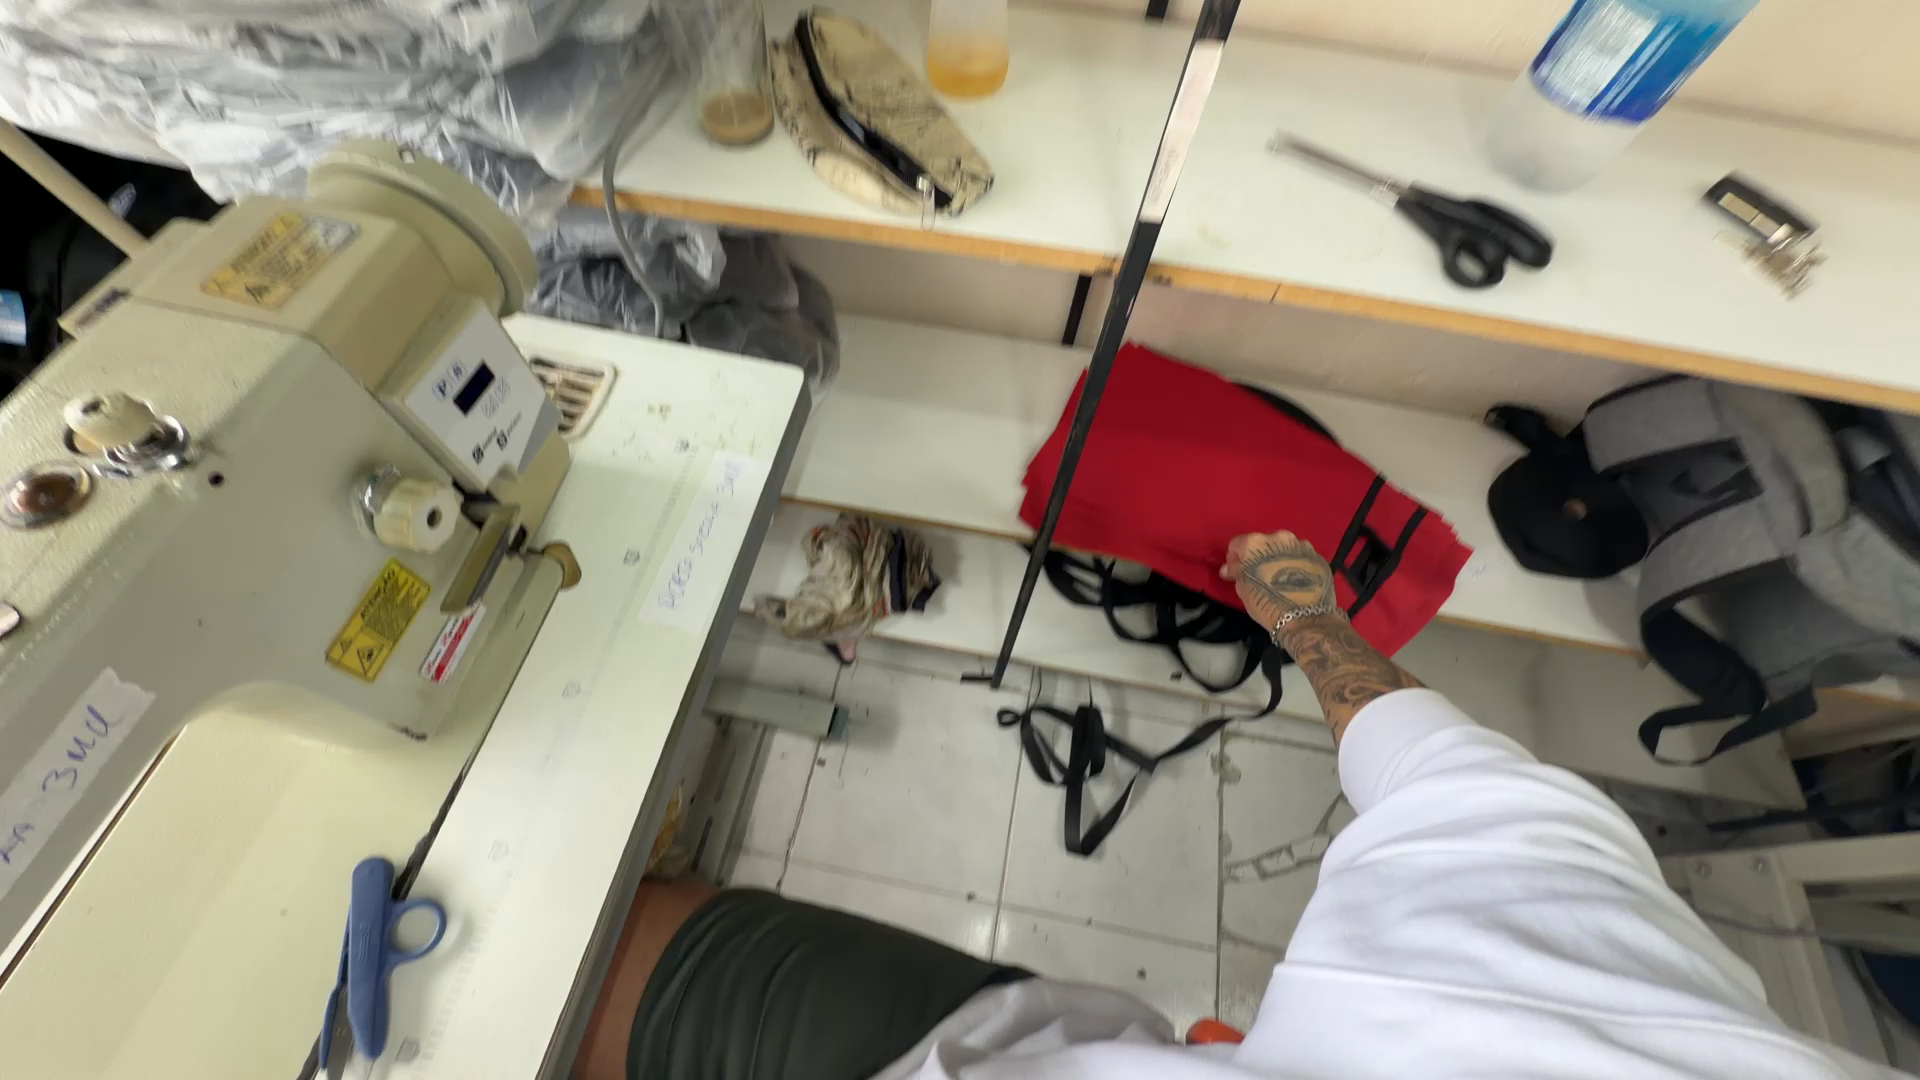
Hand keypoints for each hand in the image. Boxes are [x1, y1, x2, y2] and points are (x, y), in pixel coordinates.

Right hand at [1219, 531, 1338, 632]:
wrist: (1306, 618)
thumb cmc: (1266, 602)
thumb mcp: (1242, 588)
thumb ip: (1236, 572)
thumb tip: (1230, 568)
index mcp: (1255, 542)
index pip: (1237, 544)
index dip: (1235, 559)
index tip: (1237, 573)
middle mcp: (1279, 537)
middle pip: (1263, 543)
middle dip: (1259, 556)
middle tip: (1260, 575)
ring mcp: (1302, 545)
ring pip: (1284, 547)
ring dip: (1279, 558)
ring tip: (1280, 578)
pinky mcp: (1319, 557)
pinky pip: (1301, 556)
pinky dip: (1296, 564)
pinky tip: (1296, 581)